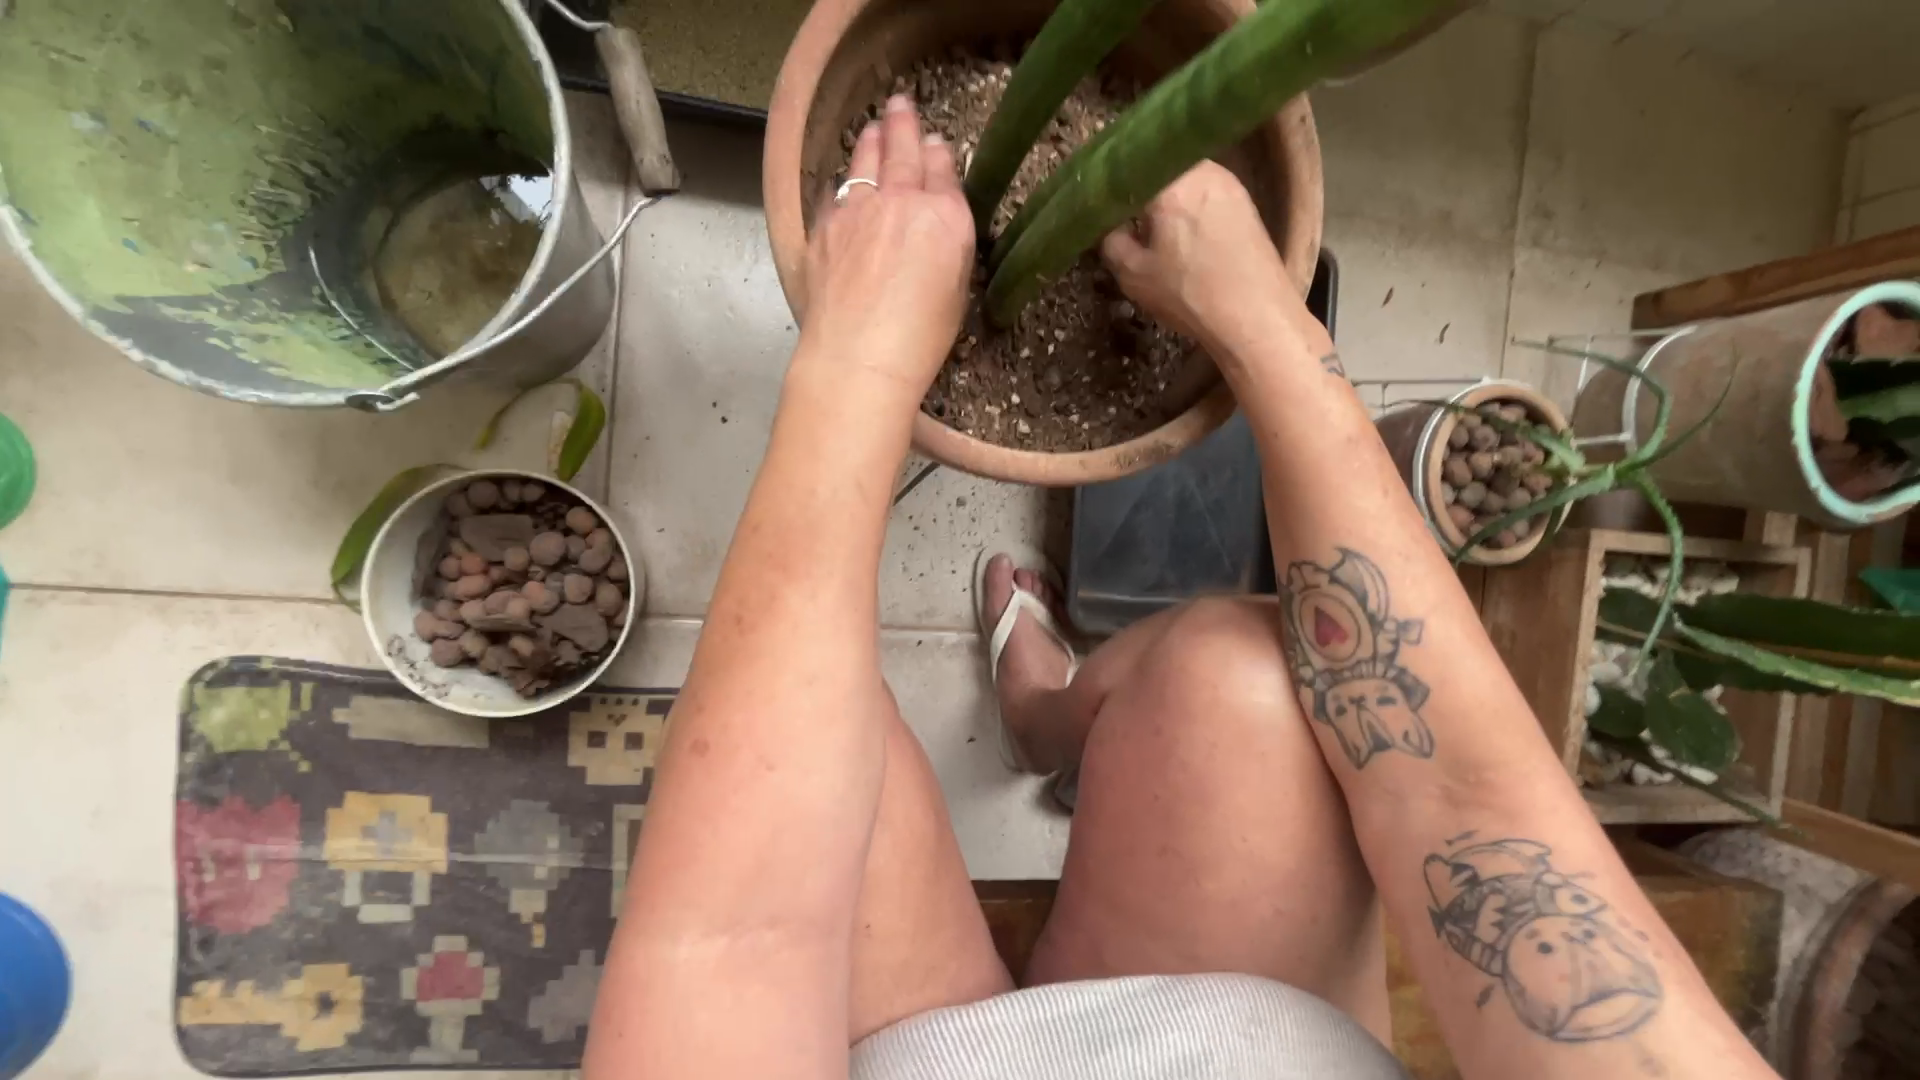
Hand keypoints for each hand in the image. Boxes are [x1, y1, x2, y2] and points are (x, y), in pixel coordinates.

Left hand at [798, 95, 974, 400]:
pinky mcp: (824, 226)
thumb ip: (950, 247)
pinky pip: (836, 190)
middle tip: (901, 105)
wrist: (857, 360)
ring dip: (871, 139)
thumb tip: (940, 223)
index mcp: (946, 219)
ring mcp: (858, 208)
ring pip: (864, 159)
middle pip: (903, 149)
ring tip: (874, 127)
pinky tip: (844, 181)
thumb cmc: (918, 342)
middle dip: (904, 124)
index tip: (936, 144)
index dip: (939, 154)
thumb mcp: (956, 294)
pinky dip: (844, 181)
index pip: (943, 171)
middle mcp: (903, 201)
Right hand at [1100, 161, 1328, 371]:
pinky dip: (1185, 203)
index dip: (1103, 182)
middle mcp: (1200, 169)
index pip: (1125, 166)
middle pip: (1155, 166)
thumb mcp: (1134, 276)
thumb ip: (1111, 242)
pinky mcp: (1244, 199)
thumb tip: (1107, 225)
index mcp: (1168, 181)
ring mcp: (1227, 181)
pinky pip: (1203, 190)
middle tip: (1117, 211)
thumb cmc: (1190, 294)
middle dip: (1135, 186)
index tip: (1090, 197)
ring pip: (1180, 176)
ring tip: (1146, 222)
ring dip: (1162, 195)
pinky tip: (1179, 230)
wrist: (1255, 315)